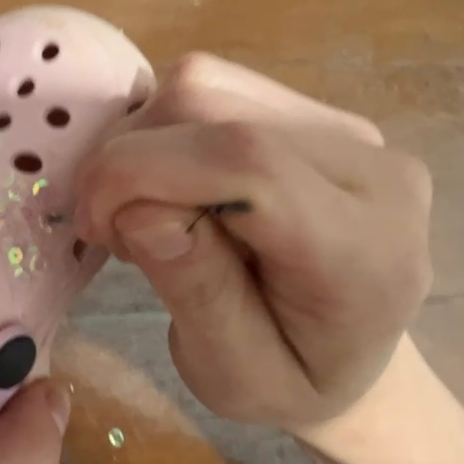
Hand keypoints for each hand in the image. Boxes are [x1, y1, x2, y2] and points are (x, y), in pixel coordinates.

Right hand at [72, 54, 432, 431]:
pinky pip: (209, 87)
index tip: (93, 225)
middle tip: (107, 227)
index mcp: (367, 247)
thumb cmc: (292, 380)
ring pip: (201, 84)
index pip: (247, 163)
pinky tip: (169, 180)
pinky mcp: (310, 110)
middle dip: (128, 158)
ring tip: (142, 207)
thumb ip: (196, 293)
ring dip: (141, 140)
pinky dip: (161, 128)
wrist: (353, 355)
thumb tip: (140, 209)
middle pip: (210, 107)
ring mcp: (343, 127)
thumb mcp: (234, 374)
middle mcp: (370, 166)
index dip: (142, 172)